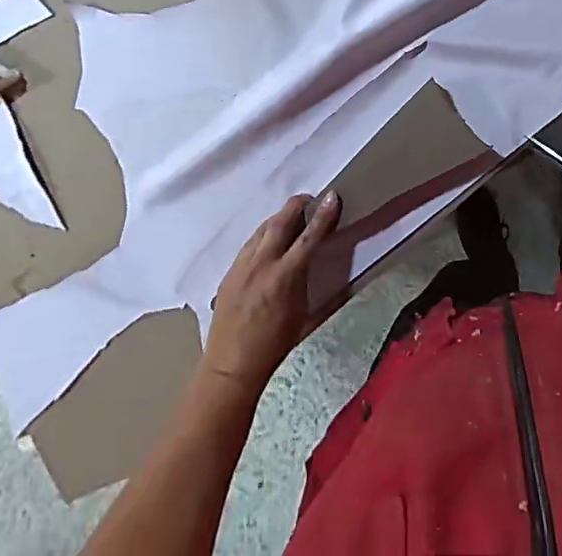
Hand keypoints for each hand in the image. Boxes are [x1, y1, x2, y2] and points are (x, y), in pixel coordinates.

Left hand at [202, 191, 340, 391]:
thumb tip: (329, 263)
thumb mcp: (304, 313)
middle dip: (297, 205)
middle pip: (280, 222)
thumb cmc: (277, 345)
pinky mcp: (229, 272)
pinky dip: (264, 235)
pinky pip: (249, 244)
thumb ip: (313, 282)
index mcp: (285, 277)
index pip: (308, 236)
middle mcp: (261, 265)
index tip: (333, 196)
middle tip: (310, 199)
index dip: (323, 215)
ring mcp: (241, 267)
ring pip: (262, 229)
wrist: (232, 366)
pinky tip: (270, 239)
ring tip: (292, 215)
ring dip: (279, 217)